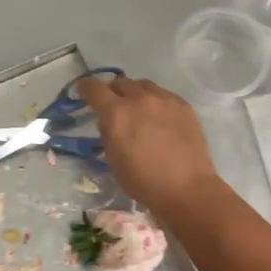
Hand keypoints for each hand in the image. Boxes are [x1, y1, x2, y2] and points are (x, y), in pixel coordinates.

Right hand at [76, 75, 221, 214]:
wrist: (187, 188)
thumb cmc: (143, 181)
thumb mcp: (113, 160)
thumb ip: (108, 134)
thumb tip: (109, 122)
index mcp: (117, 114)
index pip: (95, 89)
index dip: (86, 87)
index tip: (83, 91)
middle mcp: (140, 99)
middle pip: (120, 83)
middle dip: (112, 91)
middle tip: (112, 104)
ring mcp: (164, 100)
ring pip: (143, 85)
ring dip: (134, 93)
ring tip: (137, 107)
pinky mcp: (183, 105)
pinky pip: (163, 94)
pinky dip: (154, 100)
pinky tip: (158, 115)